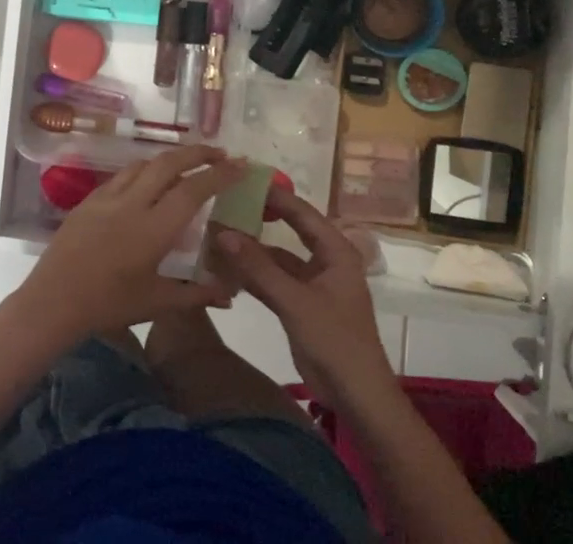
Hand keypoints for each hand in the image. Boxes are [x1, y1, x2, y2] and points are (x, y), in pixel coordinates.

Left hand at [11, 145, 243, 342]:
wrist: (54, 301)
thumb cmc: (108, 305)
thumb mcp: (157, 302)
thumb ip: (197, 294)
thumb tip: (231, 295)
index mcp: (153, 228)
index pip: (193, 190)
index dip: (220, 174)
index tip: (241, 165)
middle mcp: (131, 204)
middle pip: (167, 164)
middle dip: (197, 153)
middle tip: (220, 153)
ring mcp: (106, 199)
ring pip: (142, 165)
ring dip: (168, 159)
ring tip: (187, 164)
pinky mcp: (87, 202)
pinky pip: (121, 177)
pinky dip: (142, 171)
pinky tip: (147, 183)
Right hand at [213, 188, 395, 404]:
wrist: (356, 394)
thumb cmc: (335, 340)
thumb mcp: (295, 301)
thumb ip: (258, 267)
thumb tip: (222, 231)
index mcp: (336, 253)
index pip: (302, 213)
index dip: (274, 195)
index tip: (243, 179)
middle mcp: (325, 262)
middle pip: (289, 231)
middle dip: (260, 219)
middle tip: (226, 202)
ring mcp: (312, 285)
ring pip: (277, 259)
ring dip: (251, 251)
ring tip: (216, 234)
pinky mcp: (300, 306)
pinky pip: (272, 281)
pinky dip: (251, 275)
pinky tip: (224, 269)